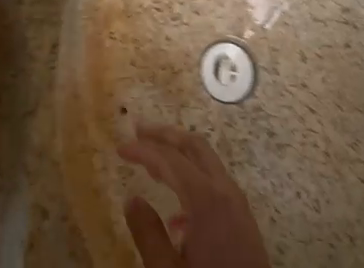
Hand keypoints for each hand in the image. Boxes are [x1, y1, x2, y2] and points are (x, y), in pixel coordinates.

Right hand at [118, 124, 270, 267]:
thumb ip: (148, 234)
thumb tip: (132, 199)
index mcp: (206, 199)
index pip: (170, 159)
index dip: (143, 149)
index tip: (120, 148)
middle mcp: (225, 191)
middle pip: (194, 146)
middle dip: (165, 135)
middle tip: (138, 130)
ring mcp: (238, 203)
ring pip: (208, 161)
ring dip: (179, 153)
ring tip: (152, 160)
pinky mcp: (242, 217)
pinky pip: (215, 182)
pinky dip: (193, 176)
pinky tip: (176, 208)